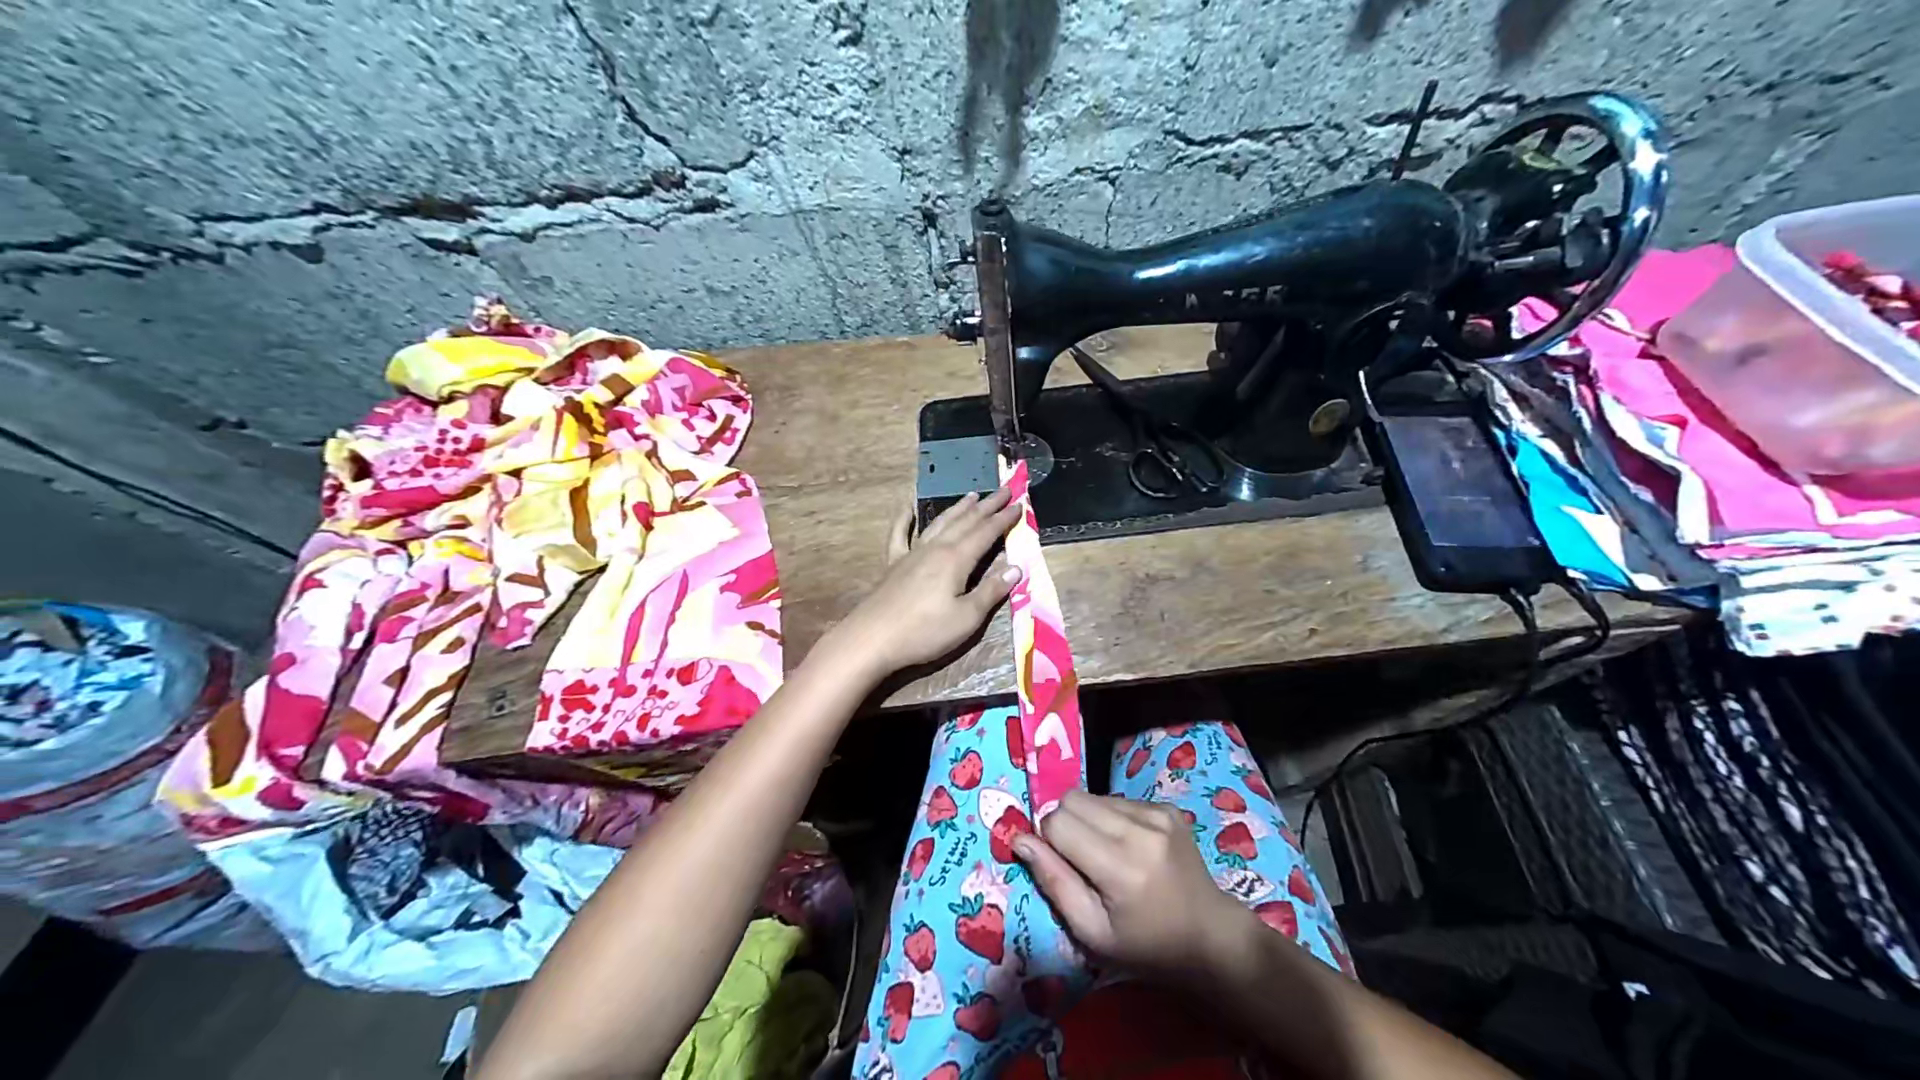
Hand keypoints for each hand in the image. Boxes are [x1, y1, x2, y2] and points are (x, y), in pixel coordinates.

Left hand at [820, 488, 1023, 678]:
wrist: (872, 638)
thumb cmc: (924, 632)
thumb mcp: (966, 618)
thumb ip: (991, 591)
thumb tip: (1015, 568)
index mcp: (956, 559)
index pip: (986, 533)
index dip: (1003, 519)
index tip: (1019, 504)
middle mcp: (934, 548)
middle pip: (965, 522)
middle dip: (986, 506)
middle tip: (1004, 490)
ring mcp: (911, 553)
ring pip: (939, 523)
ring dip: (957, 509)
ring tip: (972, 496)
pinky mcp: (893, 564)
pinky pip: (900, 533)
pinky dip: (905, 518)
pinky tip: (908, 507)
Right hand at [1012, 790, 1254, 985]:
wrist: (1210, 937)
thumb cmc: (1145, 946)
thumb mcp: (1092, 932)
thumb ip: (1053, 882)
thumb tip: (1019, 839)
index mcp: (1121, 867)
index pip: (1057, 823)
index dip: (1049, 842)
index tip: (1062, 866)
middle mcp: (1140, 830)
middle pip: (1071, 800)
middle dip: (1064, 824)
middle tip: (1080, 859)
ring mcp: (1157, 814)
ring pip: (1092, 795)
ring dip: (1087, 820)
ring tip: (1106, 854)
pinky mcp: (1167, 808)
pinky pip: (1116, 798)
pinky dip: (1110, 818)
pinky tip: (1128, 847)